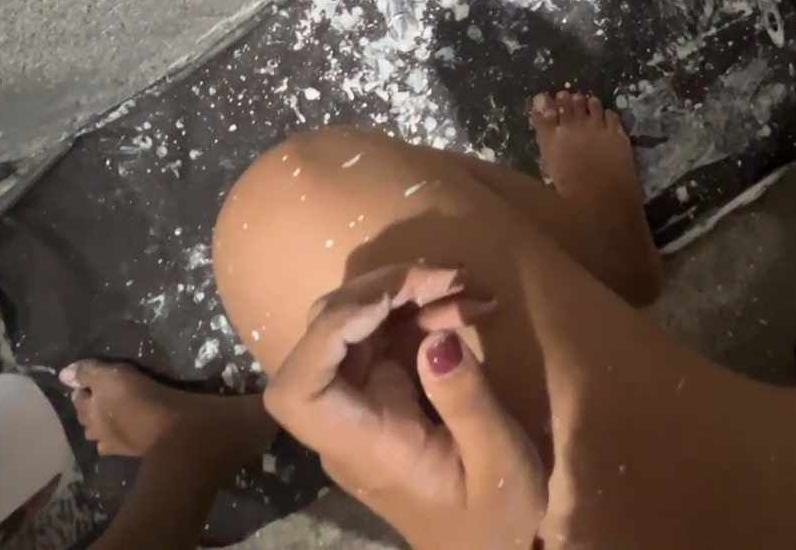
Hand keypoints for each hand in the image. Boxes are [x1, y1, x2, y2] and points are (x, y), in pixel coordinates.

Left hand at [264, 264, 545, 549]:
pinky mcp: (390, 386)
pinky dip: (425, 309)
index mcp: (363, 445)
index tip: (388, 299)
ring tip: (465, 280)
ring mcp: (367, 398)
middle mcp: (350, 417)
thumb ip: (466, 401)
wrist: (489, 547)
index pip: (298, 390)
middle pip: (327, 335)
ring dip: (407, 292)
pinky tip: (468, 304)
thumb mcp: (497, 461)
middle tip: (448, 273)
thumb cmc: (493, 517)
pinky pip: (392, 333)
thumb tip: (437, 338)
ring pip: (358, 323)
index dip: (327, 331)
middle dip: (382, 290)